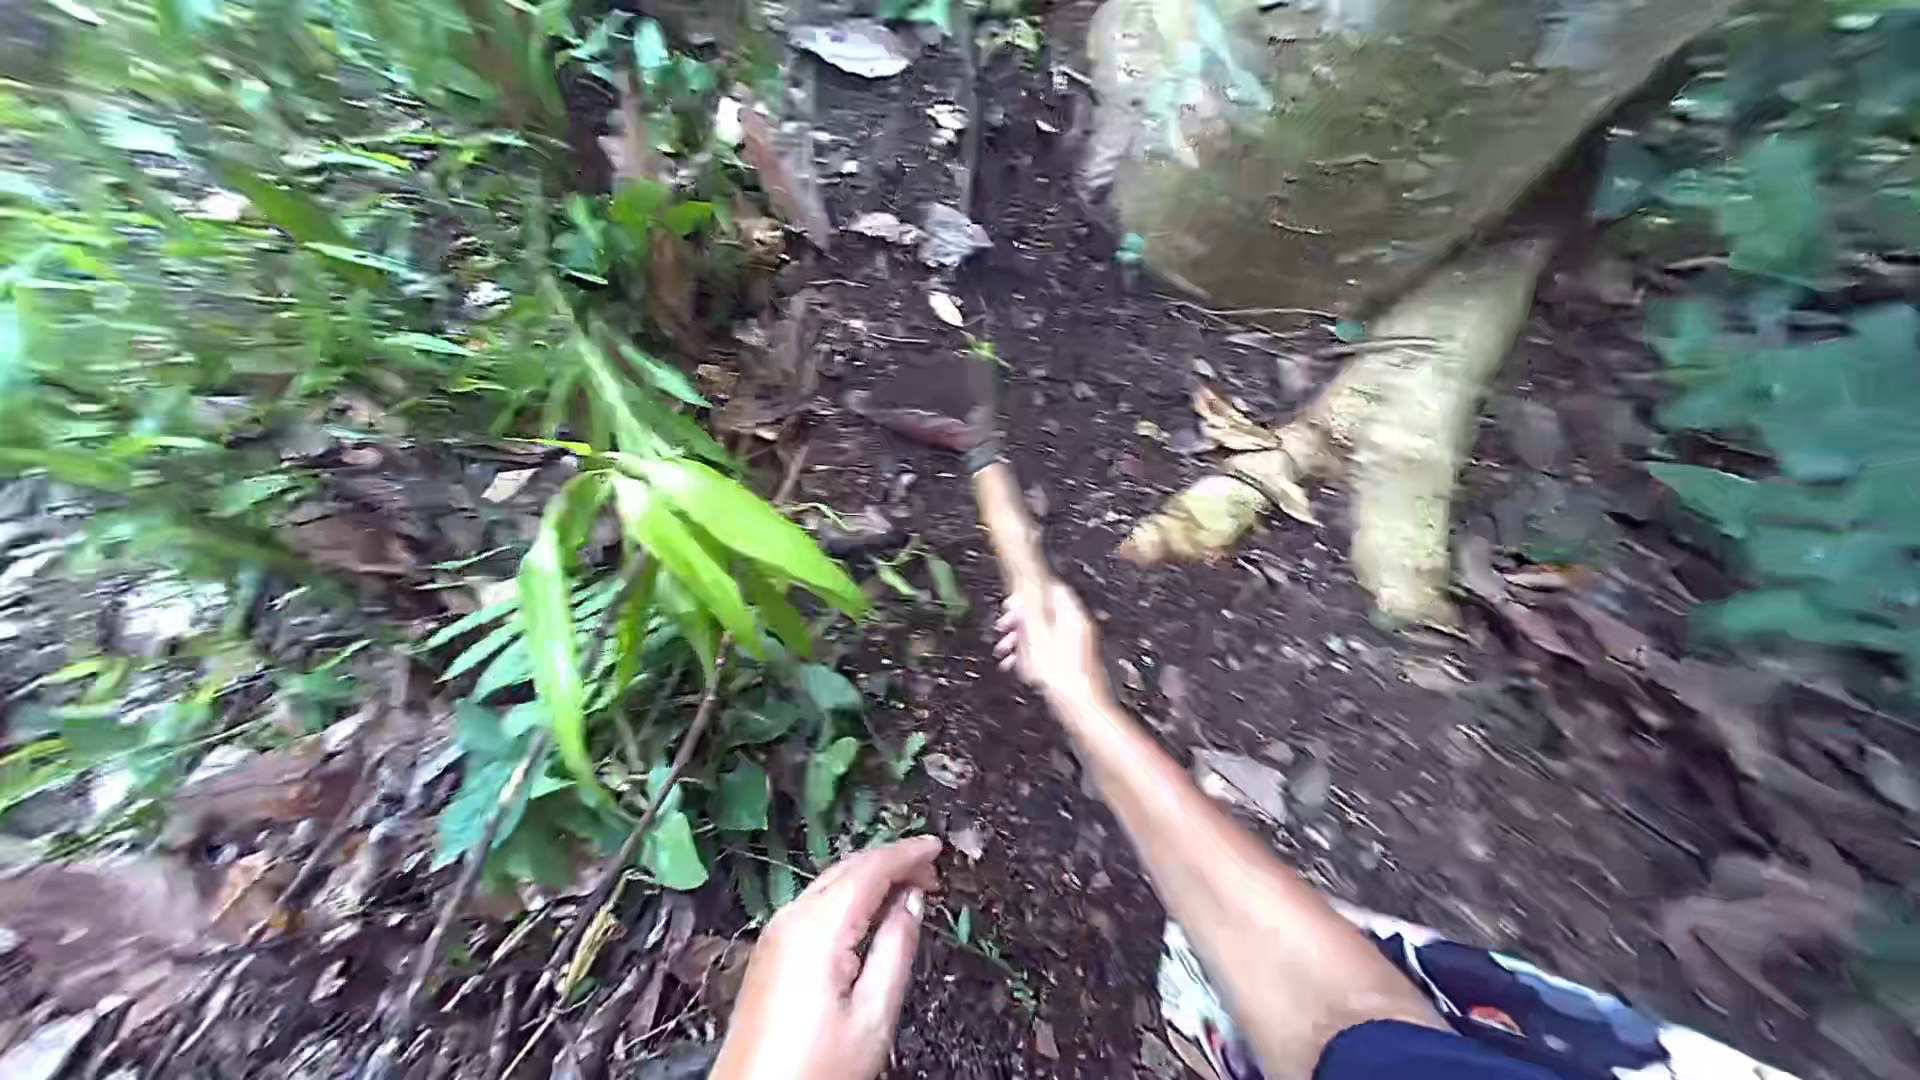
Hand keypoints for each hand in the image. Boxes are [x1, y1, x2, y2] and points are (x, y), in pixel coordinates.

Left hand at [712, 836, 942, 1079]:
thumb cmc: (816, 1071)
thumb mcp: (872, 1017)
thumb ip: (897, 947)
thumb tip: (912, 899)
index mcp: (819, 926)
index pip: (871, 867)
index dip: (907, 852)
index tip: (937, 847)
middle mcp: (793, 916)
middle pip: (850, 867)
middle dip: (893, 861)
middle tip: (931, 873)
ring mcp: (778, 931)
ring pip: (833, 881)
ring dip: (873, 876)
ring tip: (909, 889)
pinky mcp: (772, 949)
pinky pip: (818, 902)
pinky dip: (851, 895)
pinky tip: (871, 912)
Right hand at [994, 580, 1112, 709]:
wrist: (1079, 707)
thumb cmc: (1060, 675)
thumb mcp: (1035, 637)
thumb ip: (1027, 614)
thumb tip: (1021, 597)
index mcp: (1072, 616)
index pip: (1052, 590)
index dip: (1028, 594)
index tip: (1011, 603)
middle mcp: (1076, 627)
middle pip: (1044, 613)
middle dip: (1019, 620)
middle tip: (1003, 628)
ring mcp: (1074, 645)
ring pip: (1042, 632)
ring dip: (1020, 639)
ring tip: (1003, 651)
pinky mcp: (1070, 662)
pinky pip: (1046, 649)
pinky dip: (1029, 653)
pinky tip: (1013, 665)